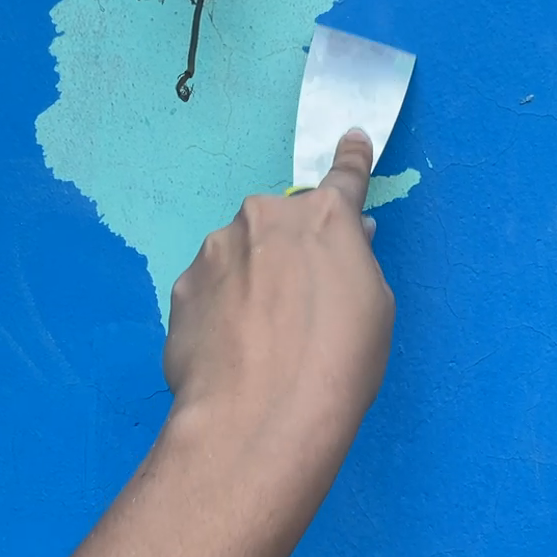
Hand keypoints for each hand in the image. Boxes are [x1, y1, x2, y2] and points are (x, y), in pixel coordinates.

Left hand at [161, 131, 393, 463]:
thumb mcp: (374, 311)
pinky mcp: (182, 289)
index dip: (351, 161)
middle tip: (297, 308)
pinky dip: (221, 313)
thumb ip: (356, 264)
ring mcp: (214, 251)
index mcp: (322, 219)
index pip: (344, 180)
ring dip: (250, 284)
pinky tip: (230, 354)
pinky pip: (210, 292)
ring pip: (239, 259)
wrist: (260, 417)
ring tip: (259, 343)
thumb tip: (349, 239)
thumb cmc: (339, 364)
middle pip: (280, 227)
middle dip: (288, 254)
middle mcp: (263, 219)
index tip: (351, 139)